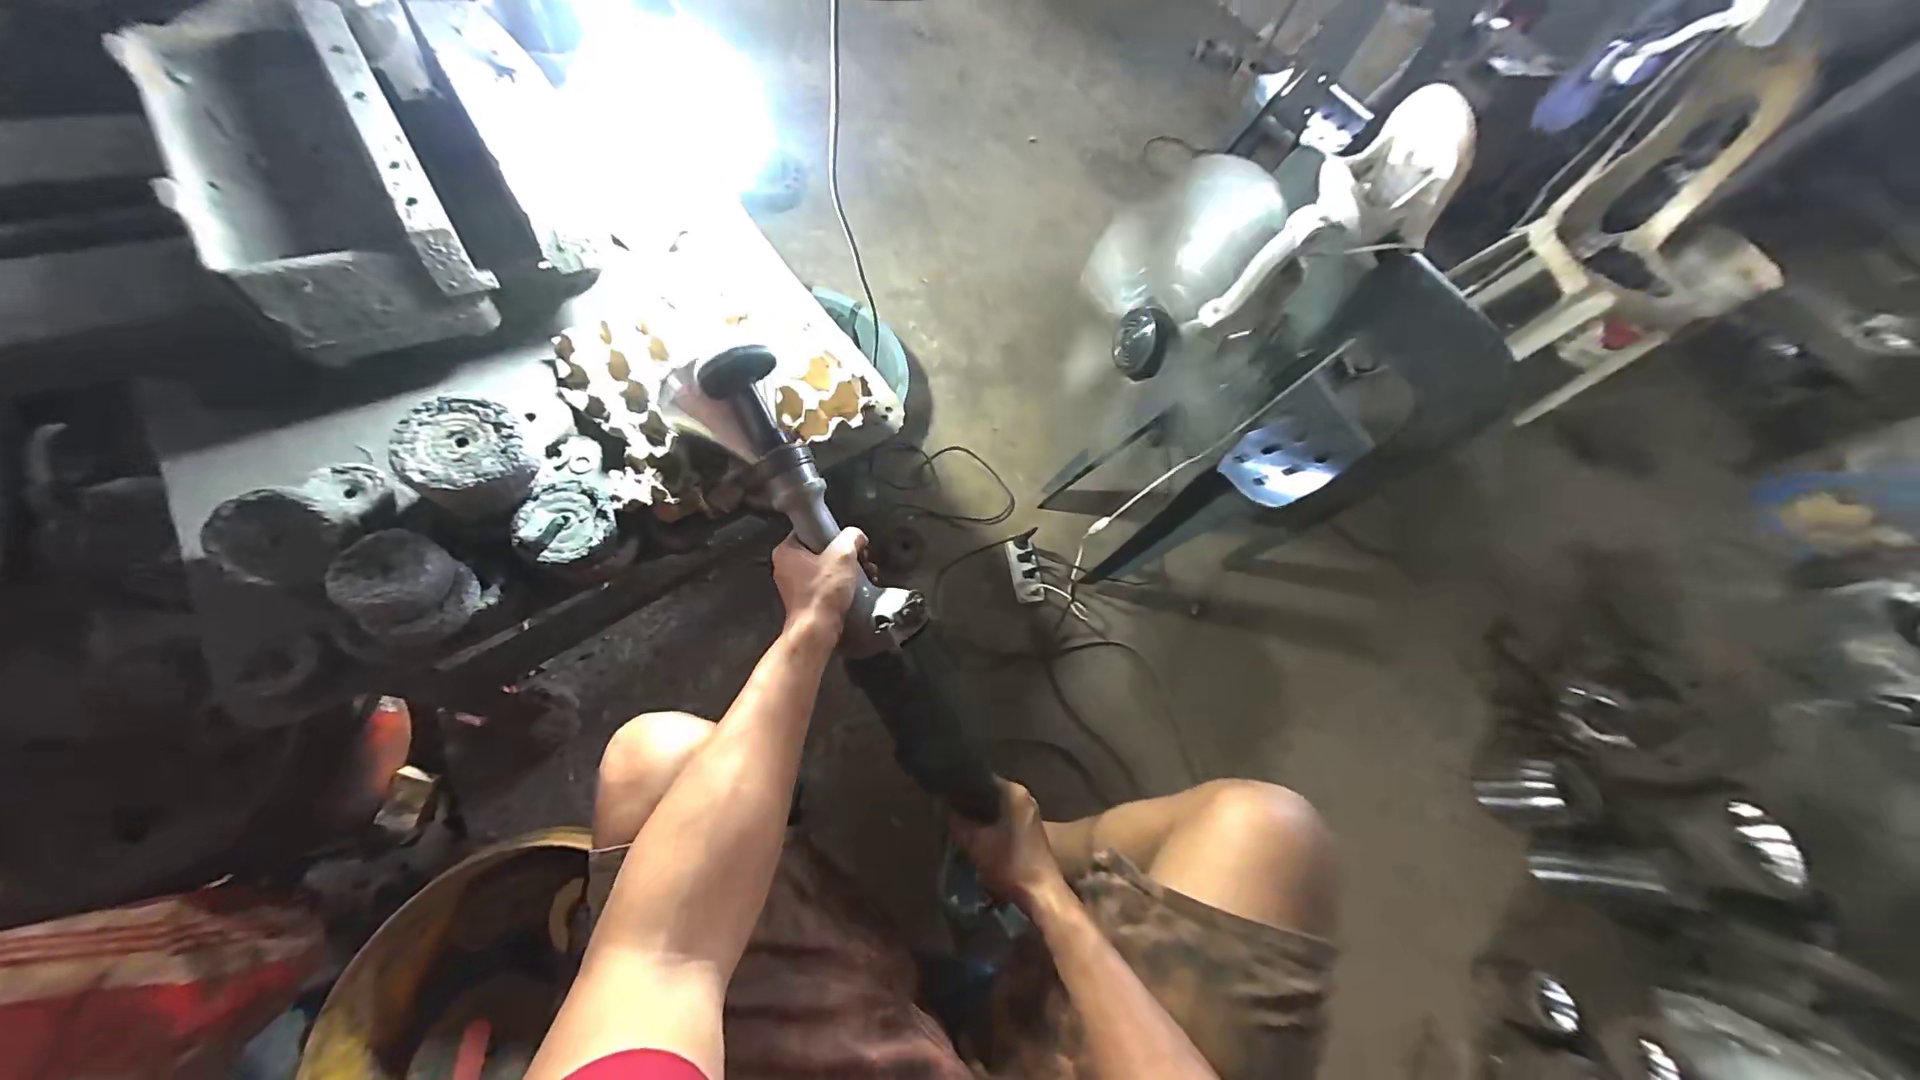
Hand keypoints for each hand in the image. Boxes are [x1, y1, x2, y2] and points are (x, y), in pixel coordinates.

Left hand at [772, 528, 866, 638]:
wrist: (817, 630)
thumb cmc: (823, 592)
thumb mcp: (843, 554)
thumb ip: (851, 537)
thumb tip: (857, 537)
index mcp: (785, 551)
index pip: (809, 530)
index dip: (830, 533)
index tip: (845, 542)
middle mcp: (785, 567)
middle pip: (820, 550)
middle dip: (843, 555)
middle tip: (857, 560)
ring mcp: (794, 586)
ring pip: (825, 568)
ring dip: (846, 571)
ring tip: (861, 574)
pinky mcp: (806, 601)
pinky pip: (825, 585)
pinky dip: (840, 586)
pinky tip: (855, 589)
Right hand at [950, 780, 1066, 908]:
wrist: (1041, 893)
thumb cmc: (1009, 864)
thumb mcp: (975, 843)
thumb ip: (958, 822)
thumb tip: (945, 808)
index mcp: (1013, 791)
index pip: (981, 779)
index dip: (962, 789)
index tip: (947, 799)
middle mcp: (1024, 796)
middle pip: (990, 794)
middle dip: (971, 804)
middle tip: (951, 814)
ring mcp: (1030, 812)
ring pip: (998, 808)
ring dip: (981, 816)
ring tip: (961, 825)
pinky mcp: (1032, 828)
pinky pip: (1006, 818)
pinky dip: (992, 824)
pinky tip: (979, 836)